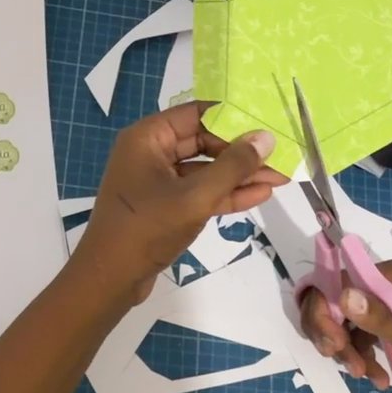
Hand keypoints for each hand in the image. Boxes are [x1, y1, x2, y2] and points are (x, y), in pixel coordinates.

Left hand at [69, 103, 284, 305]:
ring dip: (239, 175)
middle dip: (242, 151)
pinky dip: (224, 195)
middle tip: (281, 155)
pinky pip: (198, 192)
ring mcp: (156, 181)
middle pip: (204, 141)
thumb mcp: (195, 196)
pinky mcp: (163, 206)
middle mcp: (150, 153)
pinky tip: (258, 195)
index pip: (198, 113)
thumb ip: (233, 166)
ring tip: (280, 177)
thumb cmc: (147, 229)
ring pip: (204, 170)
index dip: (234, 118)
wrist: (110, 279)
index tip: (269, 123)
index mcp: (148, 138)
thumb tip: (265, 137)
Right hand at [300, 259, 391, 392]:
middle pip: (332, 299)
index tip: (333, 344)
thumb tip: (344, 295)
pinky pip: (353, 336)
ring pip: (339, 321)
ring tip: (364, 374)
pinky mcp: (383, 325)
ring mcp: (383, 305)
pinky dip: (357, 357)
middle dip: (329, 331)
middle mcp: (384, 284)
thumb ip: (382, 320)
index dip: (324, 310)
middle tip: (338, 358)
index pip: (337, 280)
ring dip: (344, 350)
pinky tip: (375, 377)